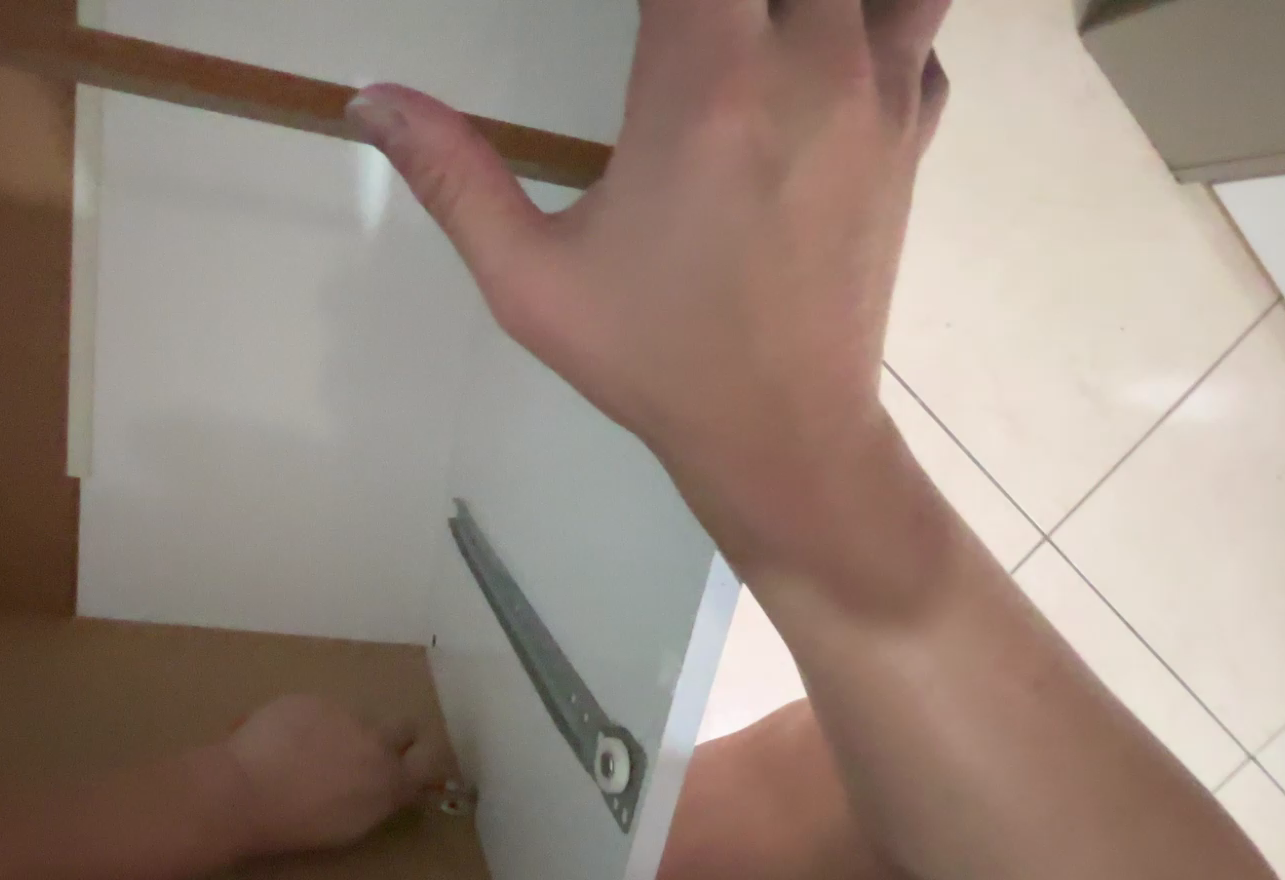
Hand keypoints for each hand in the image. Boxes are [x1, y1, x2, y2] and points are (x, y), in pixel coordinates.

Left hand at [223, 695, 449, 855]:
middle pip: (406, 726)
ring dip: (343, 730)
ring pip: (357, 718)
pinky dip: (308, 722)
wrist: (246, 791)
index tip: (412, 762)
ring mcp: (347, 715)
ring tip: (306, 752)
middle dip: (396, 735)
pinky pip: (320, 709)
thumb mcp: (348, 826)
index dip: (424, 758)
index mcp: (389, 782)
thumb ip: (376, 799)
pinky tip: (281, 740)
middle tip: (365, 750)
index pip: (431, 760)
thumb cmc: (294, 825)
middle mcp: (377, 743)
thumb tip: (382, 786)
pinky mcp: (316, 699)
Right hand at [347, 0, 950, 569]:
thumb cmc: (648, 360)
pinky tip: (819, 62)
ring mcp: (879, 88)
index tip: (624, 23)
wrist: (777, 432)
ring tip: (745, 43)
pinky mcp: (914, 133)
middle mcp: (808, 51)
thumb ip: (452, 180)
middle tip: (670, 42)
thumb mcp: (529, 282)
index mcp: (702, 78)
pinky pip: (915, 23)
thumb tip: (370, 100)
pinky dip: (872, 18)